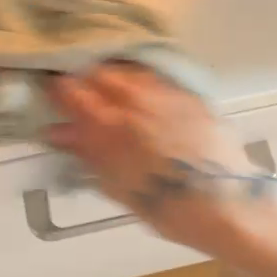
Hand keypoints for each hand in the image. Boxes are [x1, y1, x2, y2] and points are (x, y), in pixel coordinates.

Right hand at [45, 64, 276, 249]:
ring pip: (127, 70)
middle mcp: (135, 99)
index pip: (72, 92)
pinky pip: (154, 76)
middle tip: (80, 90)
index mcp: (111, 125)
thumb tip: (56, 132)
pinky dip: (140, 79)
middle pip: (99, 72)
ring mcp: (164, 92)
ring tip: (108, 88)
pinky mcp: (188, 93)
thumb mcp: (117, 185)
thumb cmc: (167, 206)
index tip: (49, 89)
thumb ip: (87, 152)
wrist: (227, 203)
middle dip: (85, 77)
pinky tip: (140, 93)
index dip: (57, 88)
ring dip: (112, 75)